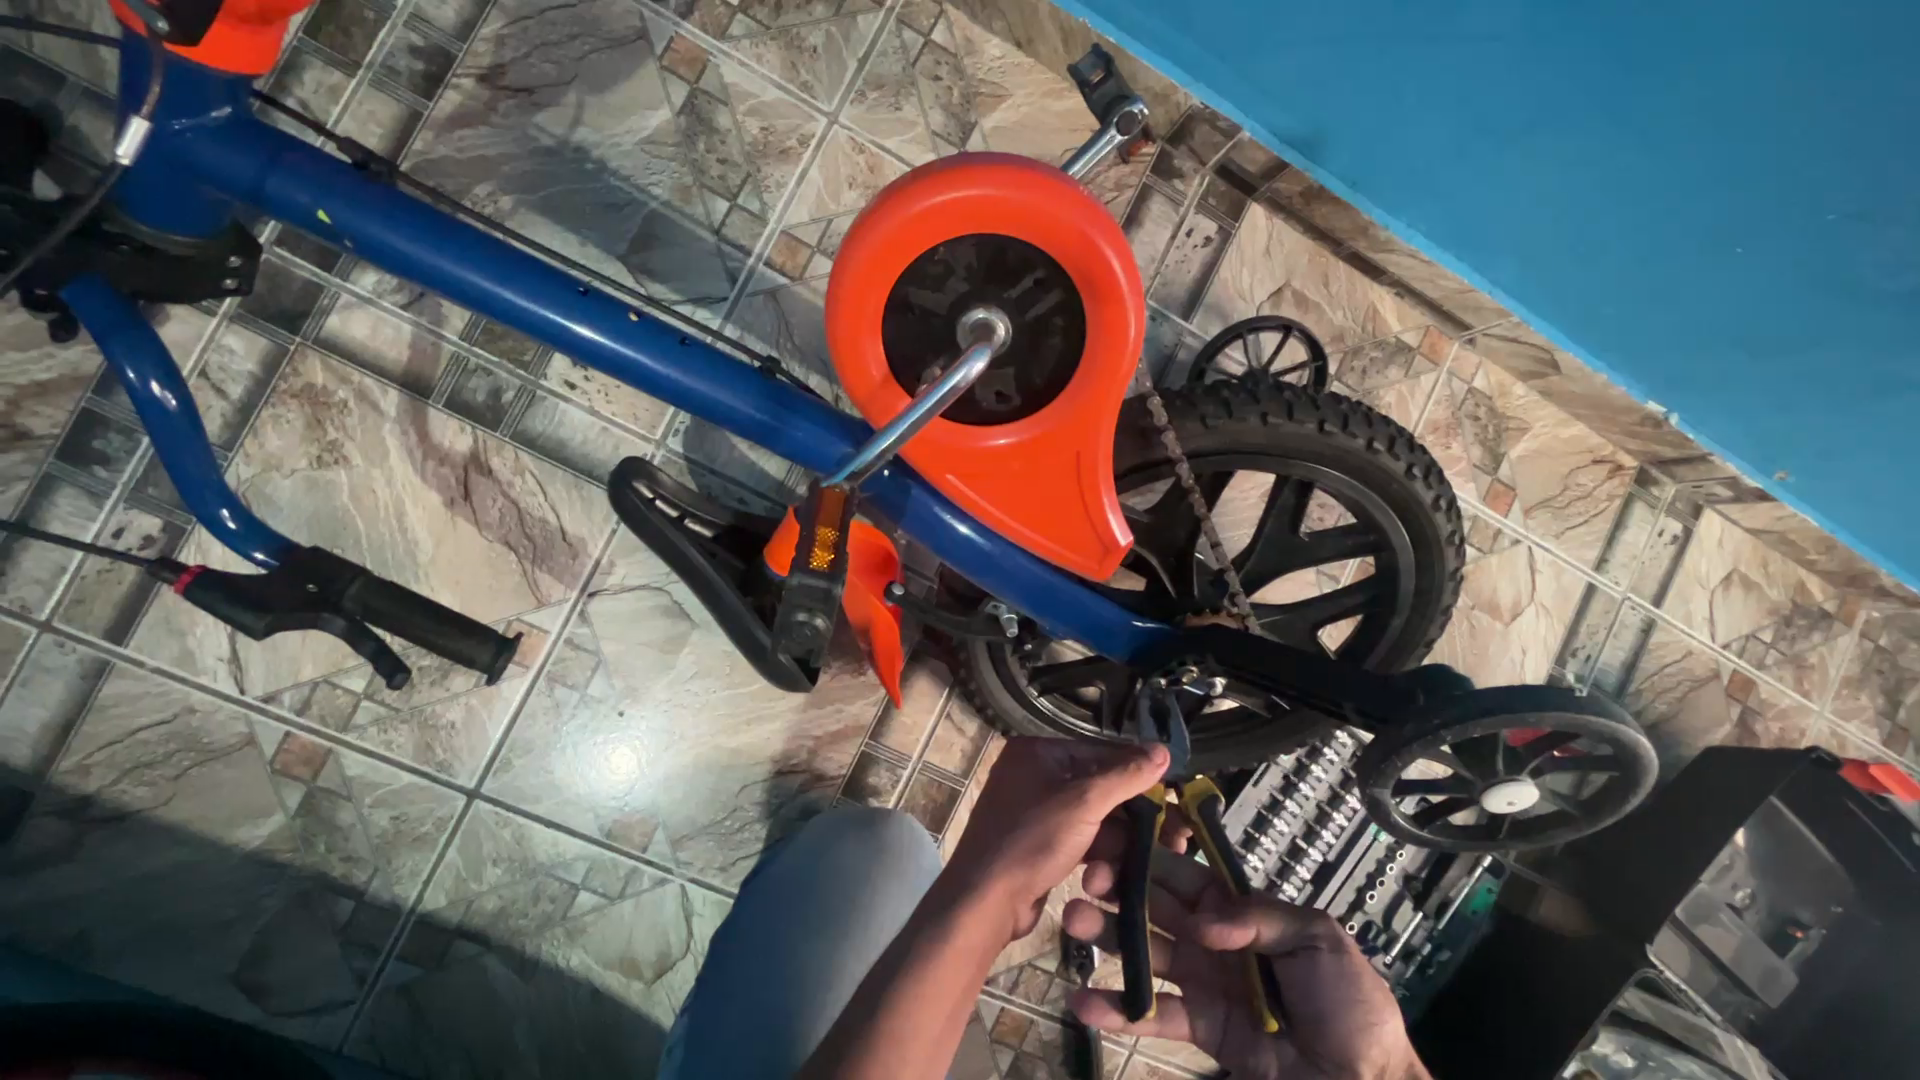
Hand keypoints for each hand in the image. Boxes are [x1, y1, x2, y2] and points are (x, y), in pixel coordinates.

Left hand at [944, 736, 1168, 942]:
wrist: (987, 900)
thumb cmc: (1032, 840)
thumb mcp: (1083, 803)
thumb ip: (1125, 776)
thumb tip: (1163, 751)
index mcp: (1037, 752)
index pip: (1099, 751)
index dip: (1137, 770)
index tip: (1174, 788)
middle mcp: (1034, 774)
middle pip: (1098, 785)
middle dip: (1134, 810)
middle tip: (1174, 829)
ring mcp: (1035, 811)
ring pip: (1093, 816)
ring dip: (1122, 835)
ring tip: (1163, 850)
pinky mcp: (1040, 843)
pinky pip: (1081, 838)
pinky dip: (1103, 851)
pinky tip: (1131, 866)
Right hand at [1064, 832, 1429, 1079]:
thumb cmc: (1349, 1001)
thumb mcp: (1319, 939)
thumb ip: (1260, 917)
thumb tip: (1203, 922)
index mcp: (1239, 909)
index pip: (1184, 875)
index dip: (1147, 858)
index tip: (1108, 842)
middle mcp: (1211, 939)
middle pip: (1154, 908)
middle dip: (1117, 891)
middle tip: (1082, 882)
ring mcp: (1200, 983)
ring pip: (1144, 952)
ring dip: (1106, 936)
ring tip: (1070, 921)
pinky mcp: (1197, 1028)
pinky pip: (1153, 1013)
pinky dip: (1117, 1008)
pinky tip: (1083, 1002)